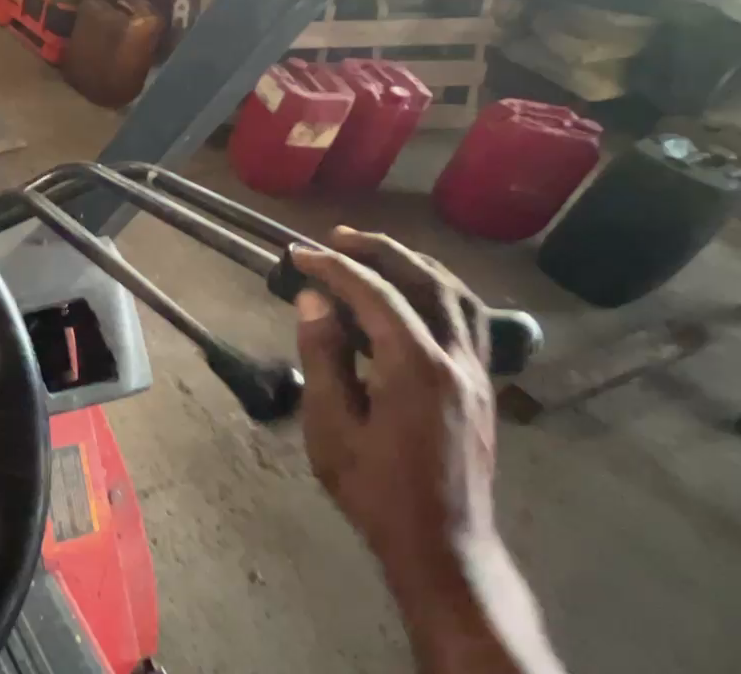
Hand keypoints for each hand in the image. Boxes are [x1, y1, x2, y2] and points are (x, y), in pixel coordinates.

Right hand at [290, 227, 496, 571]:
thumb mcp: (331, 423)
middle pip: (427, 284)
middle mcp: (458, 361)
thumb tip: (313, 300)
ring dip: (416, 266)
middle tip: (336, 237)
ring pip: (459, 298)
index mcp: (417, 368)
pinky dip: (439, 293)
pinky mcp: (482, 388)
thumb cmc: (373, 486)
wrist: (441, 542)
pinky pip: (469, 322)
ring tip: (375, 252)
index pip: (375, 295)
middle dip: (381, 252)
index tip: (295, 254)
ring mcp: (478, 374)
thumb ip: (323, 355)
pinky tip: (413, 296)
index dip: (333, 268)